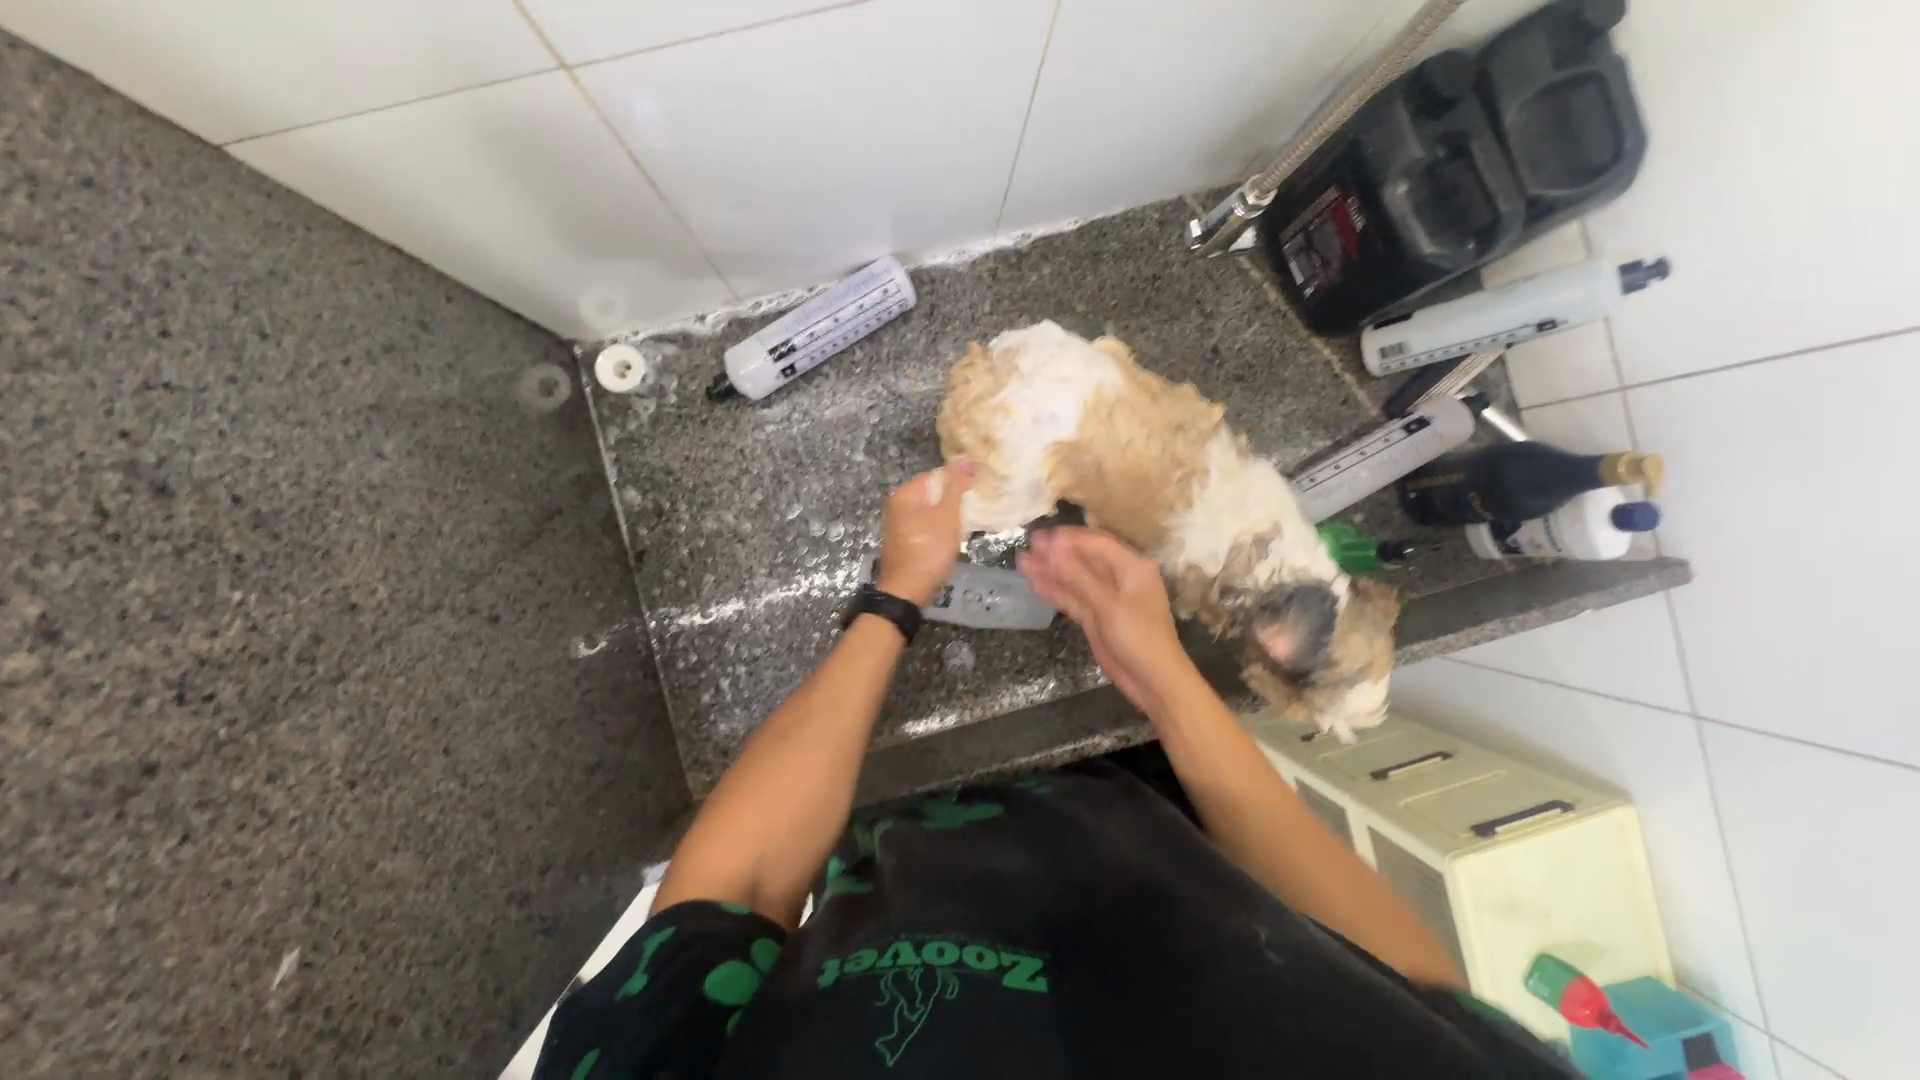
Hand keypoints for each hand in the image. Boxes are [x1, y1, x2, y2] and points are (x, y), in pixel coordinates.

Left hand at [876, 462, 974, 607]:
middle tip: (973, 512)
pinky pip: (925, 527)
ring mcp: (897, 524)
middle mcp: (897, 504)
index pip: (937, 475)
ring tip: (965, 528)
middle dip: (954, 501)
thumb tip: (966, 459)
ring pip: (930, 512)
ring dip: (948, 518)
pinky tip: (950, 541)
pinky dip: (939, 530)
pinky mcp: (902, 540)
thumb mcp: (948, 516)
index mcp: (905, 493)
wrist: (906, 590)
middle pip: (933, 493)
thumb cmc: (929, 550)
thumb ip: (957, 487)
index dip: (959, 482)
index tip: (976, 493)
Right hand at [1017, 528, 1196, 714]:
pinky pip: (1073, 598)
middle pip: (1084, 559)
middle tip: (1027, 546)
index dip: (1068, 539)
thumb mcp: (1109, 606)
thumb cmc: (1140, 638)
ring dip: (1051, 571)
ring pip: (1075, 579)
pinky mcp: (1096, 616)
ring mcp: (1106, 598)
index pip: (1096, 543)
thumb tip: (1053, 550)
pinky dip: (1055, 591)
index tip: (1039, 538)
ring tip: (1022, 563)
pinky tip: (1035, 584)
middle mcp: (1119, 577)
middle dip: (1056, 553)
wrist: (1153, 680)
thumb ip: (1079, 577)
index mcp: (1132, 567)